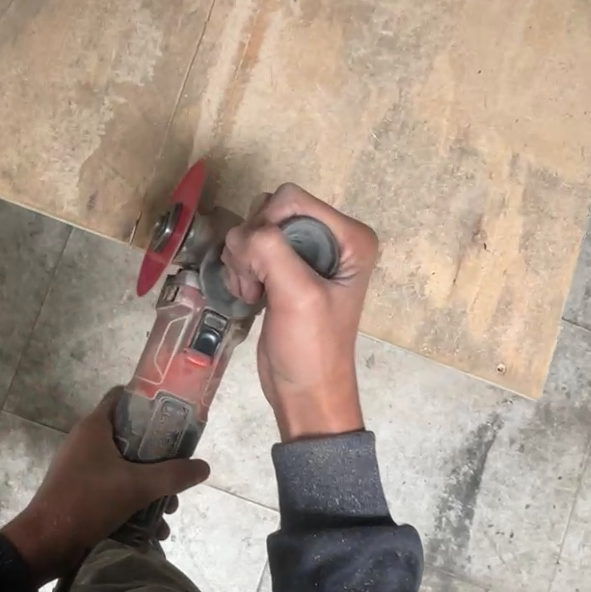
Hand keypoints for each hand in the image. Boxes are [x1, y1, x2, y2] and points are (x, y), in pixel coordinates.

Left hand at [0, 389, 210, 581]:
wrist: (46, 543)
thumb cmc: (88, 501)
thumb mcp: (137, 487)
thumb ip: (173, 475)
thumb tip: (204, 467)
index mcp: (96, 427)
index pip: (123, 397)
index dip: (150, 401)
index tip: (175, 417)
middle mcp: (88, 442)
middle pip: (133, 438)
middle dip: (160, 460)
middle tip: (179, 476)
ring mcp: (83, 468)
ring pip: (127, 469)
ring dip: (151, 490)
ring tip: (169, 513)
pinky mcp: (82, 492)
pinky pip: (115, 490)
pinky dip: (134, 506)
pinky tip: (152, 531)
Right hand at [221, 184, 378, 440]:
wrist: (305, 392)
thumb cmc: (311, 347)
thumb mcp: (297, 295)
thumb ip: (271, 251)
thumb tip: (240, 235)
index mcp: (350, 236)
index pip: (290, 199)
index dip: (265, 226)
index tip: (263, 268)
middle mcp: (331, 238)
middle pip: (269, 211)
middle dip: (252, 246)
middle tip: (256, 284)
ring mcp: (306, 254)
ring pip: (254, 230)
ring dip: (242, 260)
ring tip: (253, 292)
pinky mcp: (284, 271)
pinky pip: (249, 250)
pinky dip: (240, 269)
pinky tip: (249, 295)